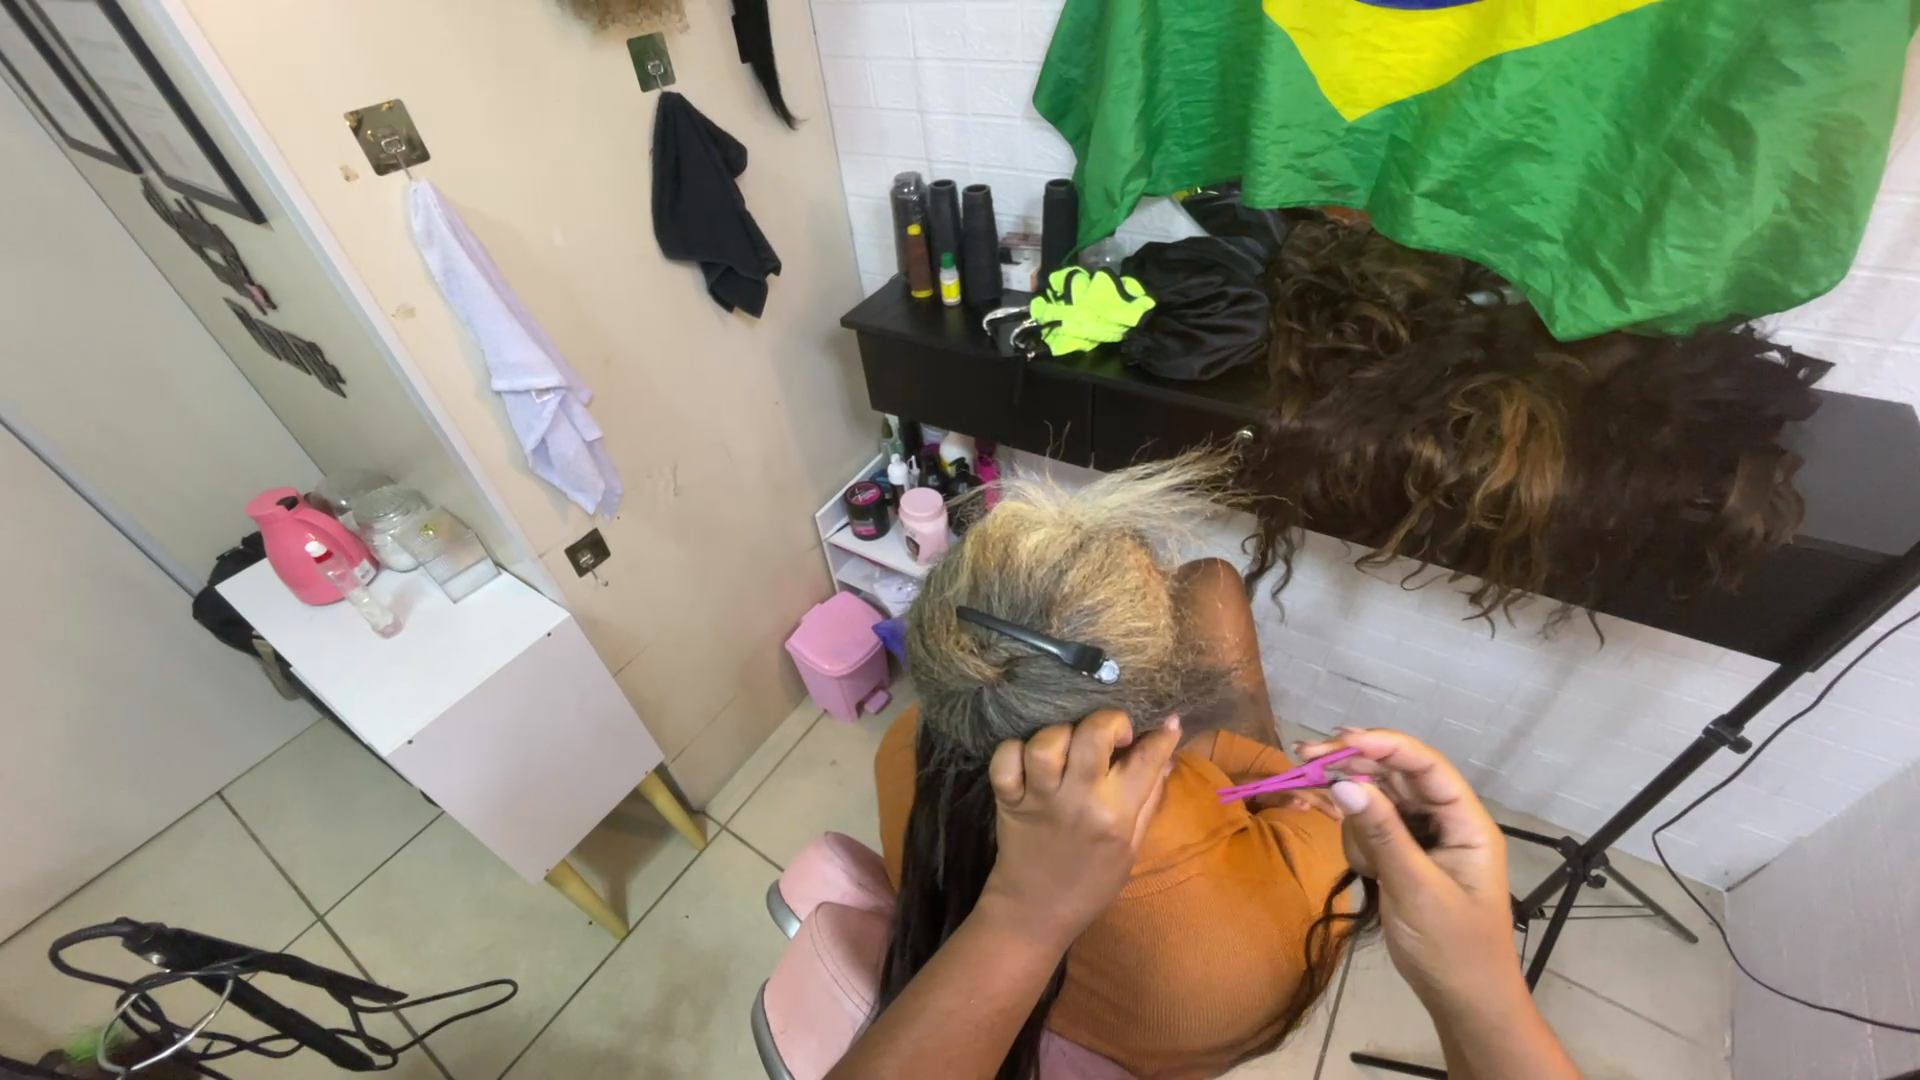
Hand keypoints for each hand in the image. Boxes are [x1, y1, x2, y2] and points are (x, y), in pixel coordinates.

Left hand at [978, 711, 1181, 949]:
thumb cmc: (1090, 881)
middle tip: (1110, 735)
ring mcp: (1040, 798)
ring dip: (1059, 735)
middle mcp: (1079, 801)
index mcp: (1116, 816)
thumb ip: (1149, 798)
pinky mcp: (1007, 799)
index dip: (1162, 735)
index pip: (1146, 760)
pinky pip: (1005, 758)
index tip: (1166, 722)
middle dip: (1107, 721)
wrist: (1036, 911)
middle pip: (1092, 735)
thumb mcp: (1131, 846)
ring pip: (1047, 742)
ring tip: (1067, 748)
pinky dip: (1013, 750)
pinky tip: (1027, 760)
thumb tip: (1166, 753)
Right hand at [1299, 729, 1516, 1006]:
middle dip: (1350, 762)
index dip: (1387, 745)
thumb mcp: (1417, 889)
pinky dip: (1344, 822)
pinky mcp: (1395, 848)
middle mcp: (1441, 819)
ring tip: (1323, 816)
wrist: (1460, 1000)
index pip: (1426, 767)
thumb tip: (1341, 783)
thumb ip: (1381, 833)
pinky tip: (1331, 830)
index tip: (1341, 739)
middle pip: (1392, 772)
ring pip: (1372, 793)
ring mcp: (1417, 833)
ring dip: (1345, 799)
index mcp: (1465, 823)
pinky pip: (1363, 819)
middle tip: (1304, 755)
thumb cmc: (1454, 948)